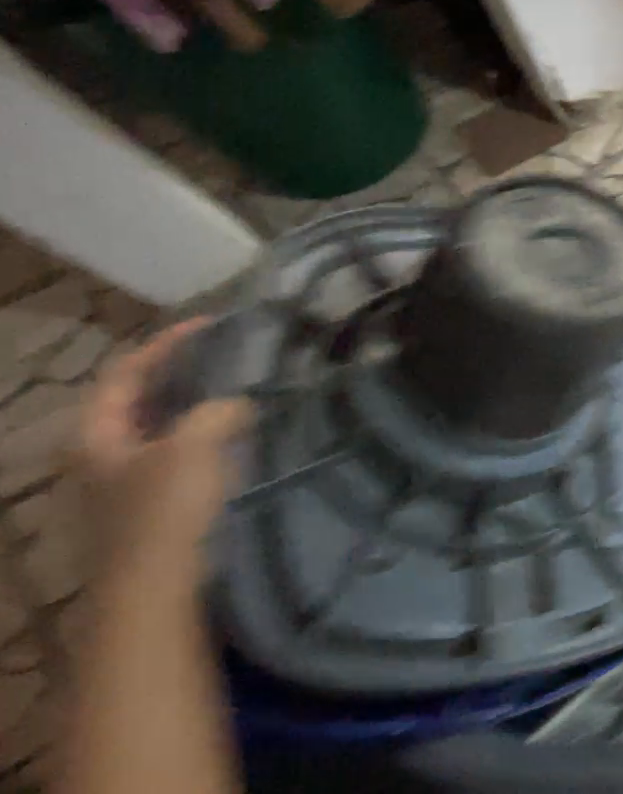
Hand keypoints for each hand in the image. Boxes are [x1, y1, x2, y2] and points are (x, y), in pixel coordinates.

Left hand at [79, 319, 253, 569]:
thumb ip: (217, 411)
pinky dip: (204, 436)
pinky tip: (236, 438)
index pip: (124, 373)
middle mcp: (98, 455)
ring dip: (195, 407)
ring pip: (159, 429)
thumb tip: (236, 403)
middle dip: (181, 375)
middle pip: (137, 401)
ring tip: (240, 391)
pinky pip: (176, 455)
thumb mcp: (194, 446)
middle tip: (227, 355)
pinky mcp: (146, 506)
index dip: (165, 344)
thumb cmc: (165, 509)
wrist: (154, 586)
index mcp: (95, 435)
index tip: (210, 324)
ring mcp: (119, 484)